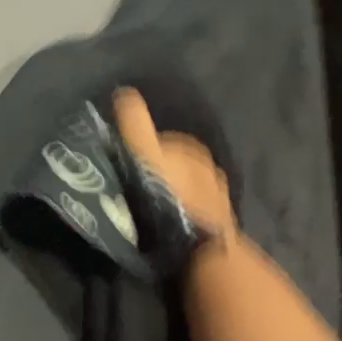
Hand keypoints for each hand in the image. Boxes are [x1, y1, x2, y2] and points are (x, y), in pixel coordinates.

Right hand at [114, 88, 237, 239]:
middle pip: (173, 167)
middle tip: (136, 197)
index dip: (142, 154)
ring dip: (170, 198)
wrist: (202, 247)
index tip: (127, 171)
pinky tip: (171, 229)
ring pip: (184, 191)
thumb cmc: (171, 199)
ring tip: (152, 216)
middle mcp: (208, 167)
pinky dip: (182, 216)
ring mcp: (215, 196)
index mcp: (191, 148)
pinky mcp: (217, 223)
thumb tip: (123, 93)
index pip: (161, 142)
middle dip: (158, 177)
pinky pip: (193, 213)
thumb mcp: (147, 157)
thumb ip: (136, 126)